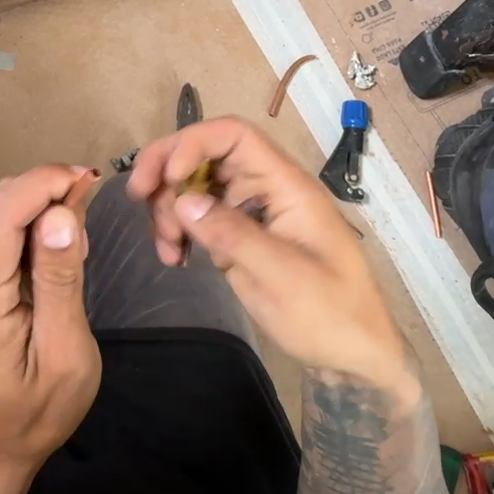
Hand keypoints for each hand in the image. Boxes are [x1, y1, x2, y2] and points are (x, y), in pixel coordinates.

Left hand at [0, 165, 102, 477]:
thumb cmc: (38, 408)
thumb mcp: (65, 353)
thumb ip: (60, 281)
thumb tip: (61, 214)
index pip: (5, 210)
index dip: (45, 182)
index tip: (91, 181)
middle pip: (1, 201)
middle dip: (48, 185)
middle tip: (94, 202)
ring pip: (3, 208)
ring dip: (44, 202)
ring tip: (83, 235)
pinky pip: (5, 228)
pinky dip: (37, 220)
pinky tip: (64, 246)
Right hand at [126, 118, 412, 389]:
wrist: (355, 358)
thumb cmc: (331, 315)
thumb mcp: (284, 277)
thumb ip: (233, 235)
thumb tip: (182, 201)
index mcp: (285, 185)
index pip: (235, 136)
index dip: (194, 143)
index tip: (167, 178)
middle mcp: (264, 189)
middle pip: (205, 153)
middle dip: (166, 169)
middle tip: (137, 197)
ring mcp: (249, 213)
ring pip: (193, 185)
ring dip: (168, 207)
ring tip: (168, 249)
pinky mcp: (238, 237)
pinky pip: (196, 217)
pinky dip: (176, 230)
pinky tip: (174, 259)